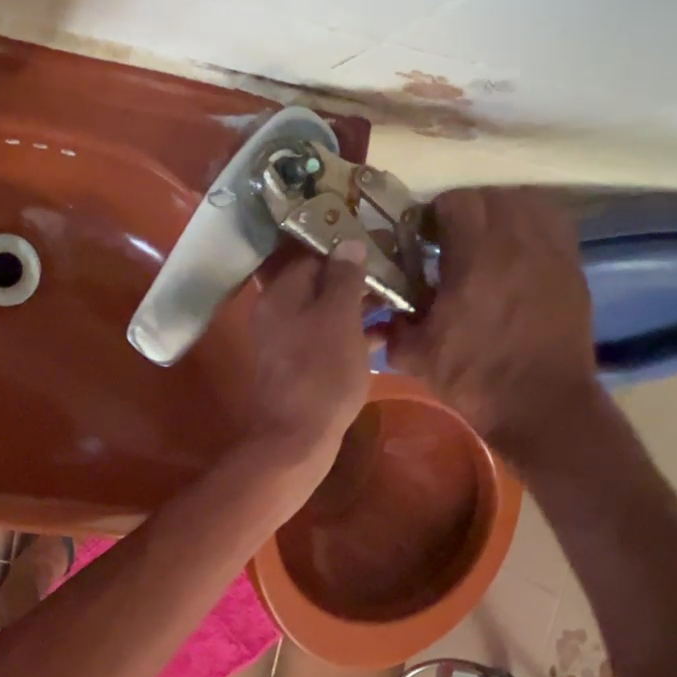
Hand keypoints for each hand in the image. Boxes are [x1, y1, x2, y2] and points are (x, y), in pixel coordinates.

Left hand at [245, 241, 375, 470]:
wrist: (298, 437)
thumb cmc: (321, 373)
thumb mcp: (339, 318)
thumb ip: (344, 279)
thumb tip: (348, 242)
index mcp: (279, 295)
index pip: (309, 255)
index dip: (343, 246)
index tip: (378, 239)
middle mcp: (276, 313)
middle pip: (317, 283)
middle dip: (354, 276)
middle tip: (395, 268)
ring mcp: (287, 342)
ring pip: (325, 311)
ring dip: (358, 305)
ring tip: (400, 295)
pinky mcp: (301, 366)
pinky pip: (328, 338)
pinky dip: (354, 333)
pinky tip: (389, 332)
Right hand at [385, 187, 604, 464]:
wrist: (541, 404)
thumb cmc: (474, 378)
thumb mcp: (415, 356)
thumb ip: (394, 325)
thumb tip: (386, 312)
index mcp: (476, 259)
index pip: (458, 202)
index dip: (434, 212)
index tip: (421, 234)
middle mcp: (519, 244)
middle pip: (494, 196)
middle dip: (468, 209)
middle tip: (449, 237)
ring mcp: (552, 254)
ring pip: (529, 204)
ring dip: (502, 213)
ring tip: (484, 241)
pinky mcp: (573, 269)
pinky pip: (552, 226)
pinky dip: (530, 229)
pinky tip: (512, 256)